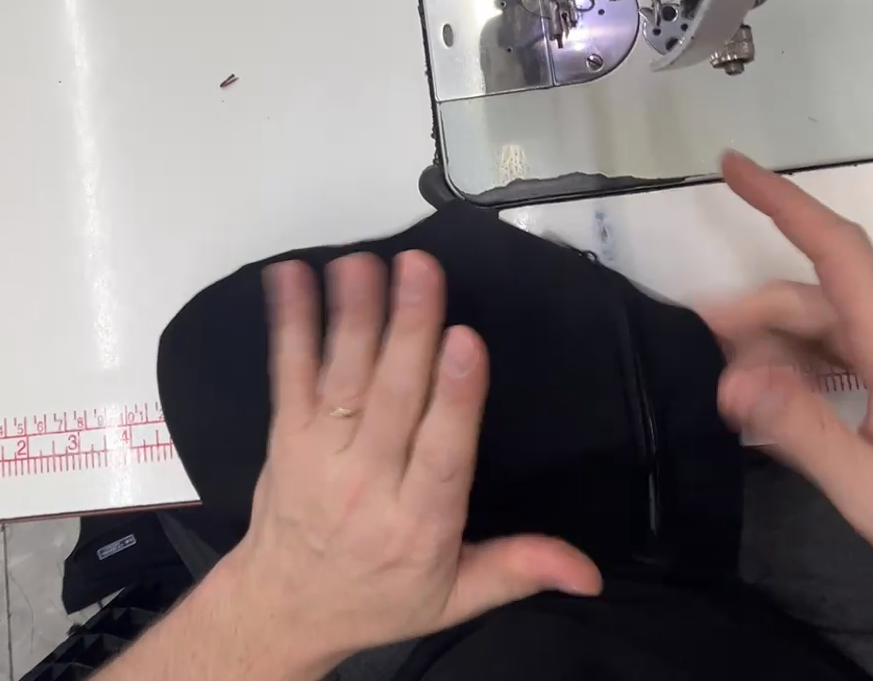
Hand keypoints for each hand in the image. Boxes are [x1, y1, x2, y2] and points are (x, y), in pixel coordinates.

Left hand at [213, 251, 600, 676]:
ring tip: (364, 263)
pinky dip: (290, 321)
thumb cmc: (378, 594)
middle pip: (392, 397)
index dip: (455, 396)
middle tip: (422, 270)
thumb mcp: (454, 598)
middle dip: (408, 329)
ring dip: (353, 314)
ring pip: (341, 376)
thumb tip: (589, 572)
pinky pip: (287, 371)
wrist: (283, 609)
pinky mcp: (283, 432)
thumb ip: (518, 568)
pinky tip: (292, 277)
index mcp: (417, 522)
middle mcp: (365, 481)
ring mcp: (317, 451)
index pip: (441, 453)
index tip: (465, 340)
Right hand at [702, 152, 872, 623]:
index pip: (837, 249)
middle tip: (716, 383)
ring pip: (821, 322)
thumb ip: (804, 433)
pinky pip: (841, 344)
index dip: (780, 200)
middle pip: (810, 298)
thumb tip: (732, 381)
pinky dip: (801, 363)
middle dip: (750, 325)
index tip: (729, 165)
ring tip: (748, 405)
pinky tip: (786, 402)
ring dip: (774, 350)